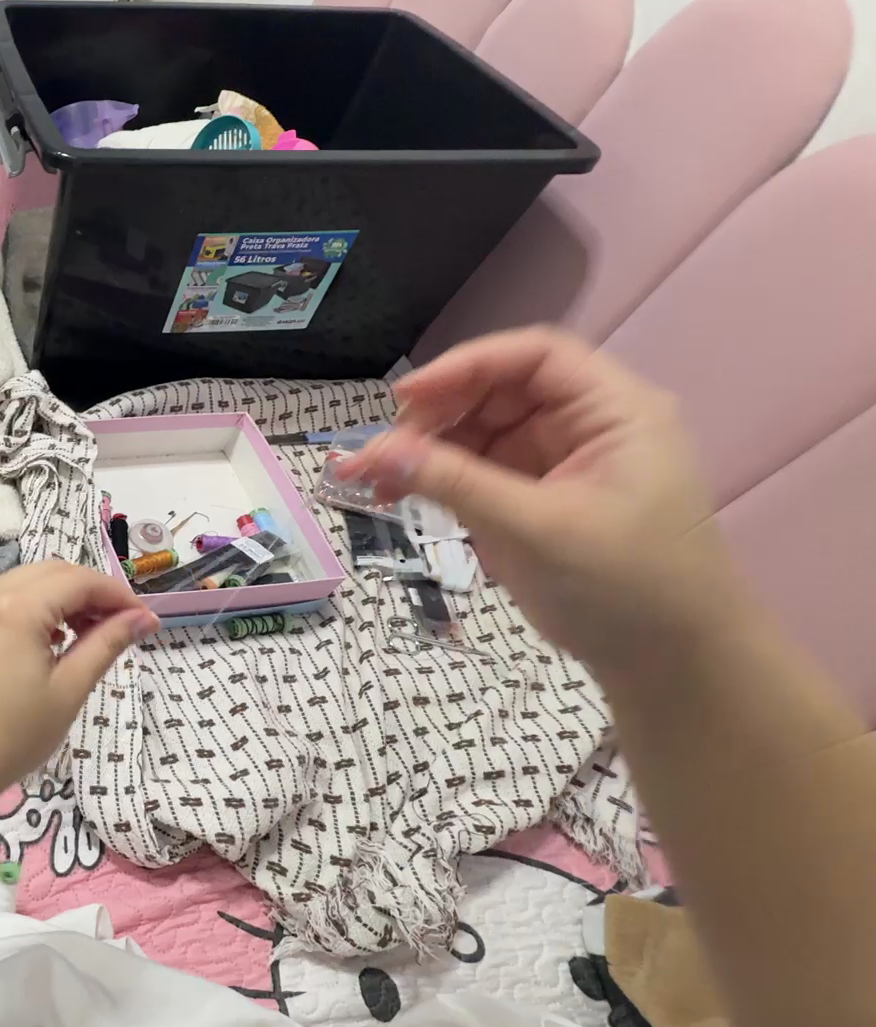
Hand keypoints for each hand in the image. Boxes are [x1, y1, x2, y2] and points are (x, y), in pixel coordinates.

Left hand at [0, 561, 158, 810]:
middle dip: (92, 591)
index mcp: (15, 607)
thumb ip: (107, 644)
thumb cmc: (12, 736)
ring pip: (30, 581)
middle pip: (54, 572)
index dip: (118, 595)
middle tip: (122, 627)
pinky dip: (37, 606)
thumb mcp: (68, 690)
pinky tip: (52, 640)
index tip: (146, 621)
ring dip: (65, 597)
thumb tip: (144, 618)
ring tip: (90, 636)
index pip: (79, 580)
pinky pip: (7, 596)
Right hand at [335, 326, 747, 668]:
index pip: (534, 357)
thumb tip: (371, 451)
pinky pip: (466, 470)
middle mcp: (581, 425)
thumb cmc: (623, 584)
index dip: (465, 366)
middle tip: (381, 454)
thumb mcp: (534, 527)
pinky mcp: (525, 495)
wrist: (665, 659)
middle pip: (492, 391)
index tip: (403, 400)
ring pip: (470, 430)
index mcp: (612, 412)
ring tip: (372, 482)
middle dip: (432, 416)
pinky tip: (392, 496)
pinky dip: (427, 478)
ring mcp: (551, 461)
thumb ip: (452, 483)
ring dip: (419, 450)